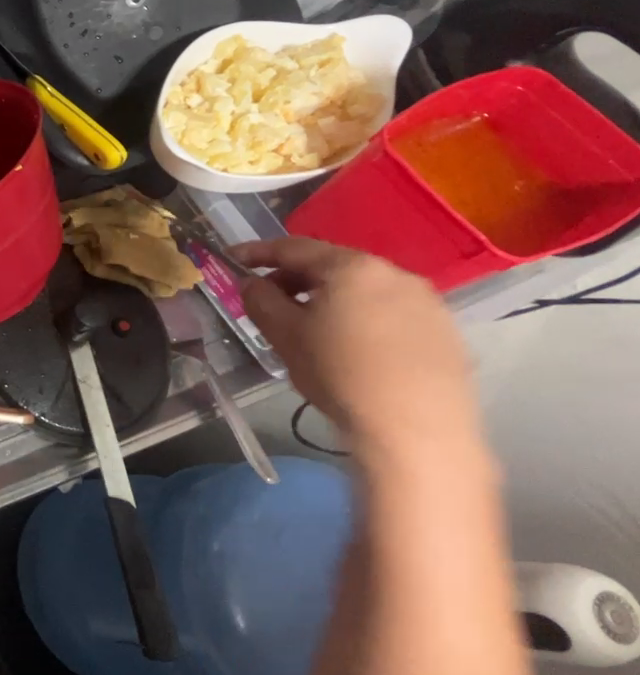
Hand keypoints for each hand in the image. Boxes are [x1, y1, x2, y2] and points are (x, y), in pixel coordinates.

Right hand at [234, 238, 483, 459]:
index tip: (231, 259)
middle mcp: (395, 274)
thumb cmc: (338, 372)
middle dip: (295, 277)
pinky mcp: (443, 331)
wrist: (415, 427)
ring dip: (328, 298)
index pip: (294, 247)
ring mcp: (427, 302)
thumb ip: (260, 299)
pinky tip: (349, 346)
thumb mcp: (282, 334)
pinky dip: (359, 317)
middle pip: (333, 265)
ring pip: (363, 289)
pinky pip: (389, 311)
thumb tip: (253, 283)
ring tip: (308, 326)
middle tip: (268, 299)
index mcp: (352, 268)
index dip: (257, 252)